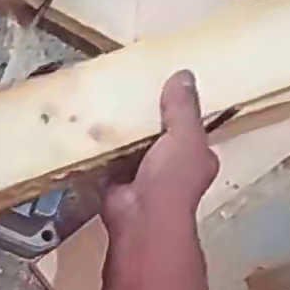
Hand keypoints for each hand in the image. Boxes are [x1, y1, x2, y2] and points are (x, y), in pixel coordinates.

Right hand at [102, 71, 219, 233]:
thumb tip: (184, 73)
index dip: (182, 112)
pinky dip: (102, 150)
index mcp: (197, 160)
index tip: (167, 90)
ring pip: (134, 150)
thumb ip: (183, 106)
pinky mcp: (117, 186)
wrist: (141, 216)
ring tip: (111, 103)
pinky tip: (92, 129)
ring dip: (123, 135)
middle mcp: (172, 172)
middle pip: (160, 139)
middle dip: (148, 122)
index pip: (192, 131)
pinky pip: (109, 162)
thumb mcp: (186, 134)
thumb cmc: (173, 176)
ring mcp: (144, 181)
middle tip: (133, 93)